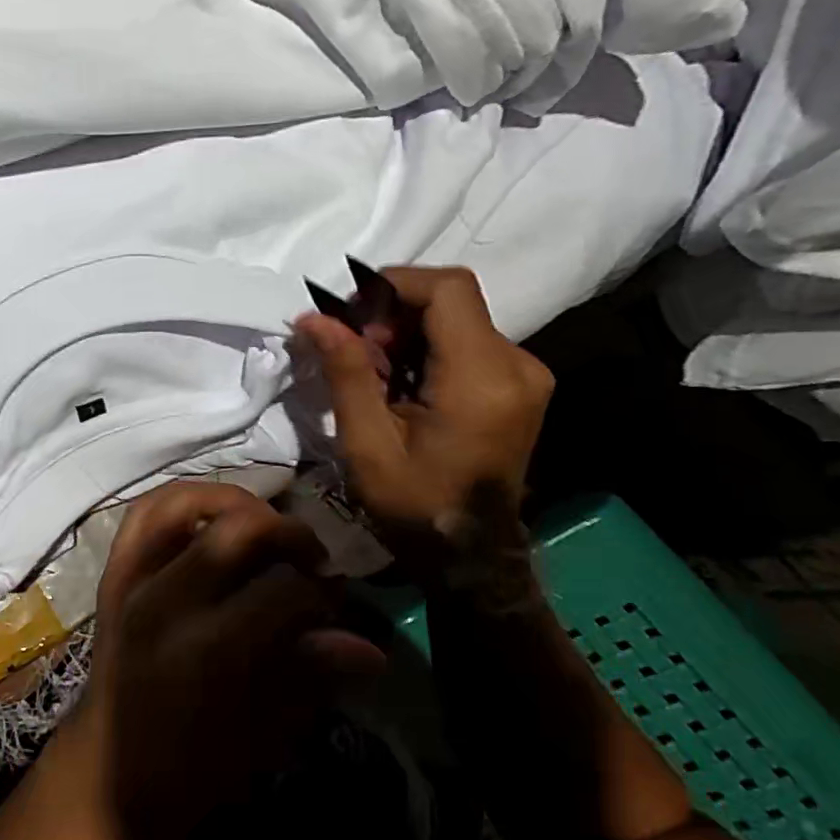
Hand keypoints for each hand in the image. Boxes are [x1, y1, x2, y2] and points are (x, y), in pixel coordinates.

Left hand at [77, 482, 384, 839]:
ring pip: (187, 503)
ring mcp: (132, 581)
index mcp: (206, 651)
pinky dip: (185, 499)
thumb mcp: (260, 737)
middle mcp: (165, 601)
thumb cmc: (188, 770)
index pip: (283, 591)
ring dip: (237, 503)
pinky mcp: (114, 574)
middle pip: (239, 531)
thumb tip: (371, 649)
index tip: (332, 604)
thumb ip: (311, 677)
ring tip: (265, 525)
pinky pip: (146, 510)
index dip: (319, 593)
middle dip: (290, 535)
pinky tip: (215, 516)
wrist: (104, 779)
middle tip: (310, 558)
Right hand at [295, 266, 553, 573]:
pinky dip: (430, 347)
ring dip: (410, 329)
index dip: (396, 284)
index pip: (448, 289)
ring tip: (376, 368)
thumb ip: (346, 373)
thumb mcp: (368, 446)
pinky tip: (404, 380)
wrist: (471, 556)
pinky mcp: (521, 383)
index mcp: (482, 380)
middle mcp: (517, 365)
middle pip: (453, 300)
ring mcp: (526, 374)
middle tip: (357, 347)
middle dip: (396, 311)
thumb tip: (313, 317)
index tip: (354, 313)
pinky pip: (471, 340)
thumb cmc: (416, 508)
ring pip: (460, 318)